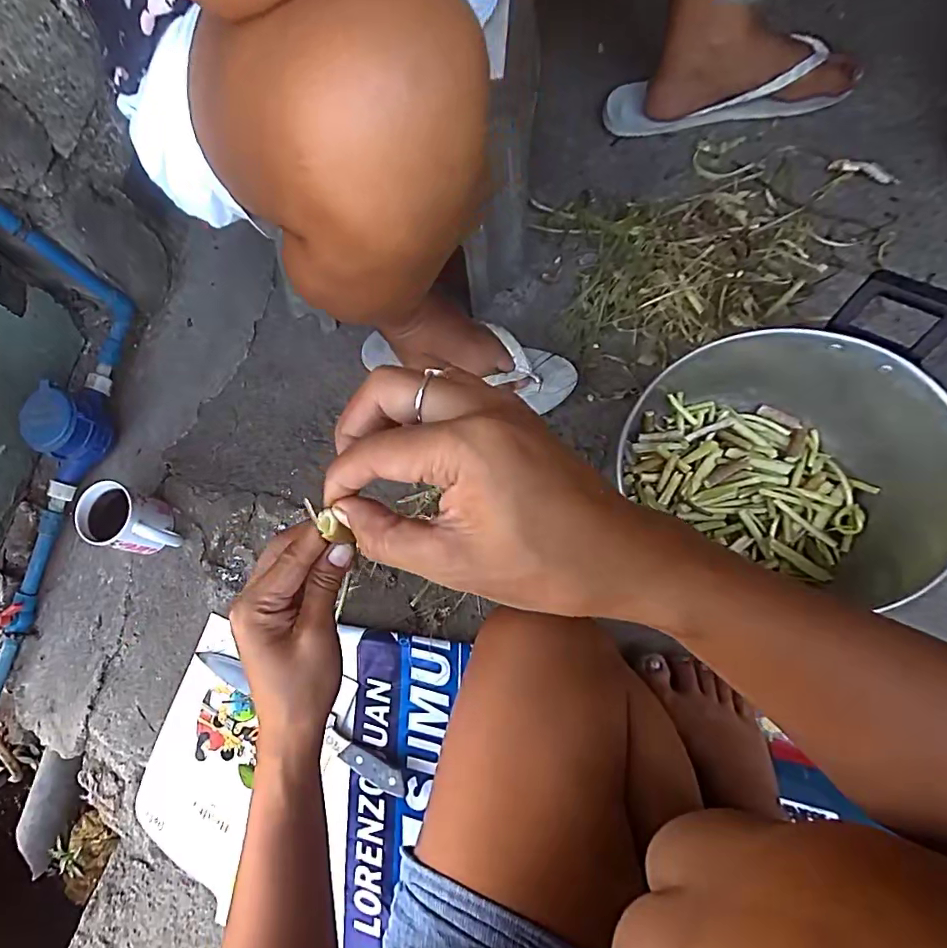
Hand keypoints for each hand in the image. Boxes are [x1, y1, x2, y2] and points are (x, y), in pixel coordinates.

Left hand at [230, 524, 354, 753]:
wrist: (291, 729)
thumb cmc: (302, 692)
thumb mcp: (318, 634)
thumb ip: (325, 587)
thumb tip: (339, 548)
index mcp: (253, 607)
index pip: (290, 557)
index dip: (319, 534)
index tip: (346, 519)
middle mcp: (247, 602)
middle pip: (281, 553)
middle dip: (314, 537)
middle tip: (348, 527)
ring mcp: (255, 608)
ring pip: (284, 564)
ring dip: (312, 551)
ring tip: (344, 541)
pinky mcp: (268, 616)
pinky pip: (287, 581)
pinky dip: (309, 569)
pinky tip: (330, 563)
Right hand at [322, 367, 700, 617]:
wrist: (615, 554)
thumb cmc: (540, 569)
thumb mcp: (452, 564)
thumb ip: (386, 536)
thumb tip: (345, 513)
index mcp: (462, 446)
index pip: (375, 450)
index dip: (342, 477)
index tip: (332, 504)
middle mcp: (478, 406)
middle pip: (387, 384)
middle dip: (354, 424)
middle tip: (350, 470)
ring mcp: (500, 401)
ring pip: (421, 378)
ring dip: (388, 410)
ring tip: (378, 458)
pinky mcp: (513, 409)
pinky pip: (451, 388)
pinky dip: (421, 409)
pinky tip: (419, 449)